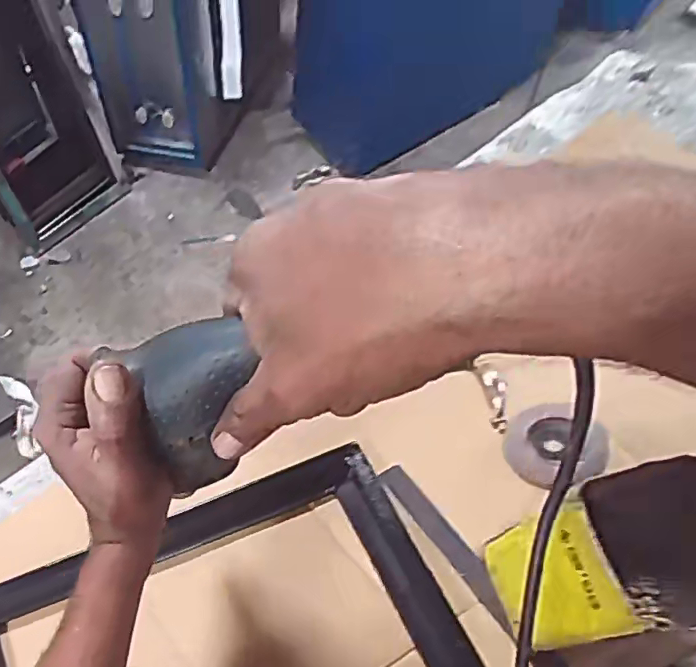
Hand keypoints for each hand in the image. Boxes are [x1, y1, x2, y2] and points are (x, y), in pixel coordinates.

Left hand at [35, 352, 171, 549]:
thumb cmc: (127, 501)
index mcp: (53, 422)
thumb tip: (108, 368)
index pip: (72, 365)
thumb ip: (112, 413)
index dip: (105, 367)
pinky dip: (129, 401)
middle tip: (145, 398)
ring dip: (126, 388)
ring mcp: (77, 426)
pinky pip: (111, 400)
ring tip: (149, 406)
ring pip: (99, 385)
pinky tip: (147, 415)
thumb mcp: (121, 456)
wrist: (133, 532)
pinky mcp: (96, 432)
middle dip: (117, 376)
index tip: (135, 385)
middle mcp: (59, 419)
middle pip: (85, 372)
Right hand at [211, 171, 500, 458]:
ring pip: (341, 278)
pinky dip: (395, 281)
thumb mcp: (296, 392)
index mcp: (248, 257)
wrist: (474, 265)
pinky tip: (422, 308)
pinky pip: (386, 254)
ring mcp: (350, 196)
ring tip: (394, 342)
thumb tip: (221, 443)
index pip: (241, 321)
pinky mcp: (403, 194)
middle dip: (316, 338)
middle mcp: (290, 214)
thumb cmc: (365, 331)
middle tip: (351, 370)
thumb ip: (251, 415)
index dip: (271, 360)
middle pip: (293, 298)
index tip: (303, 380)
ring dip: (356, 313)